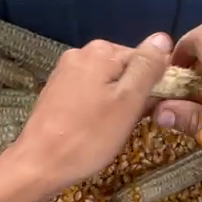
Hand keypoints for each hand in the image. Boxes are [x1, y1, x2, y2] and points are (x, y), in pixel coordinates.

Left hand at [1, 32, 172, 195]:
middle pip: (124, 69)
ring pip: (107, 82)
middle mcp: (81, 53)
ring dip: (117, 103)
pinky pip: (89, 93)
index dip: (155, 85)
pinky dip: (98, 108)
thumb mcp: (128, 101)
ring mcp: (64, 72)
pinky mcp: (55, 91)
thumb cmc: (89, 136)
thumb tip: (163, 37)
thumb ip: (147, 67)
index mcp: (102, 51)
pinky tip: (94, 128)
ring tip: (112, 129)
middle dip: (134, 93)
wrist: (39, 164)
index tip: (152, 110)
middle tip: (131, 123)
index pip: (145, 59)